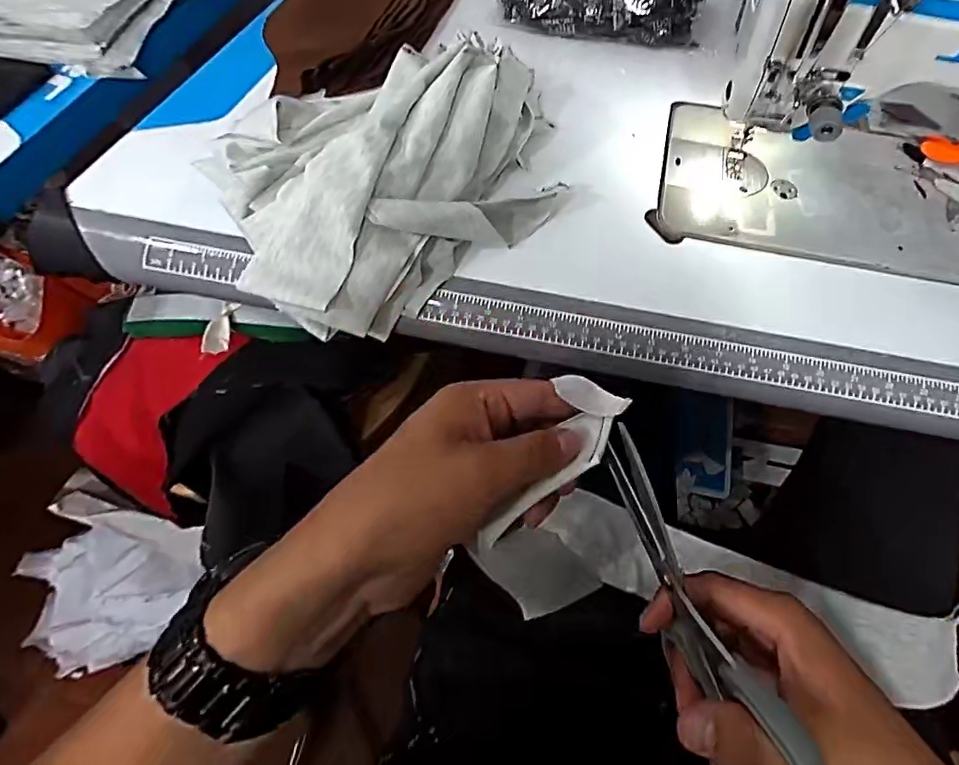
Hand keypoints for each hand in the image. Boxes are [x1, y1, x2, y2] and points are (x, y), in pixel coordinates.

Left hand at [204, 380, 581, 671]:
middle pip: (533, 430)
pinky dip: (512, 509)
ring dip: (533, 491)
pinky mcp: (458, 498)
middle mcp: (470, 424)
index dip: (576, 408)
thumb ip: (538, 452)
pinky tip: (509, 529)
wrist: (345, 565)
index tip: (612, 426)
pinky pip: (503, 494)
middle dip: (552, 460)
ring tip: (528, 517)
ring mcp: (463, 463)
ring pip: (522, 466)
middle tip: (562, 490)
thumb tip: (581, 435)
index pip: (538, 394)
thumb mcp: (484, 473)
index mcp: (472, 401)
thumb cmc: (416, 502)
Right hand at [641, 573, 940, 764]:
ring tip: (706, 728)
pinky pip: (741, 675)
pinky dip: (724, 698)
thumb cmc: (870, 758)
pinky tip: (726, 729)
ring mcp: (786, 657)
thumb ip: (740, 735)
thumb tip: (689, 719)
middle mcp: (783, 630)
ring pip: (724, 650)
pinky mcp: (789, 685)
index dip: (677, 599)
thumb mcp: (799, 748)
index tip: (651, 625)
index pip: (716, 588)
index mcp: (785, 623)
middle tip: (686, 703)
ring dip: (705, 684)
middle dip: (689, 656)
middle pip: (715, 618)